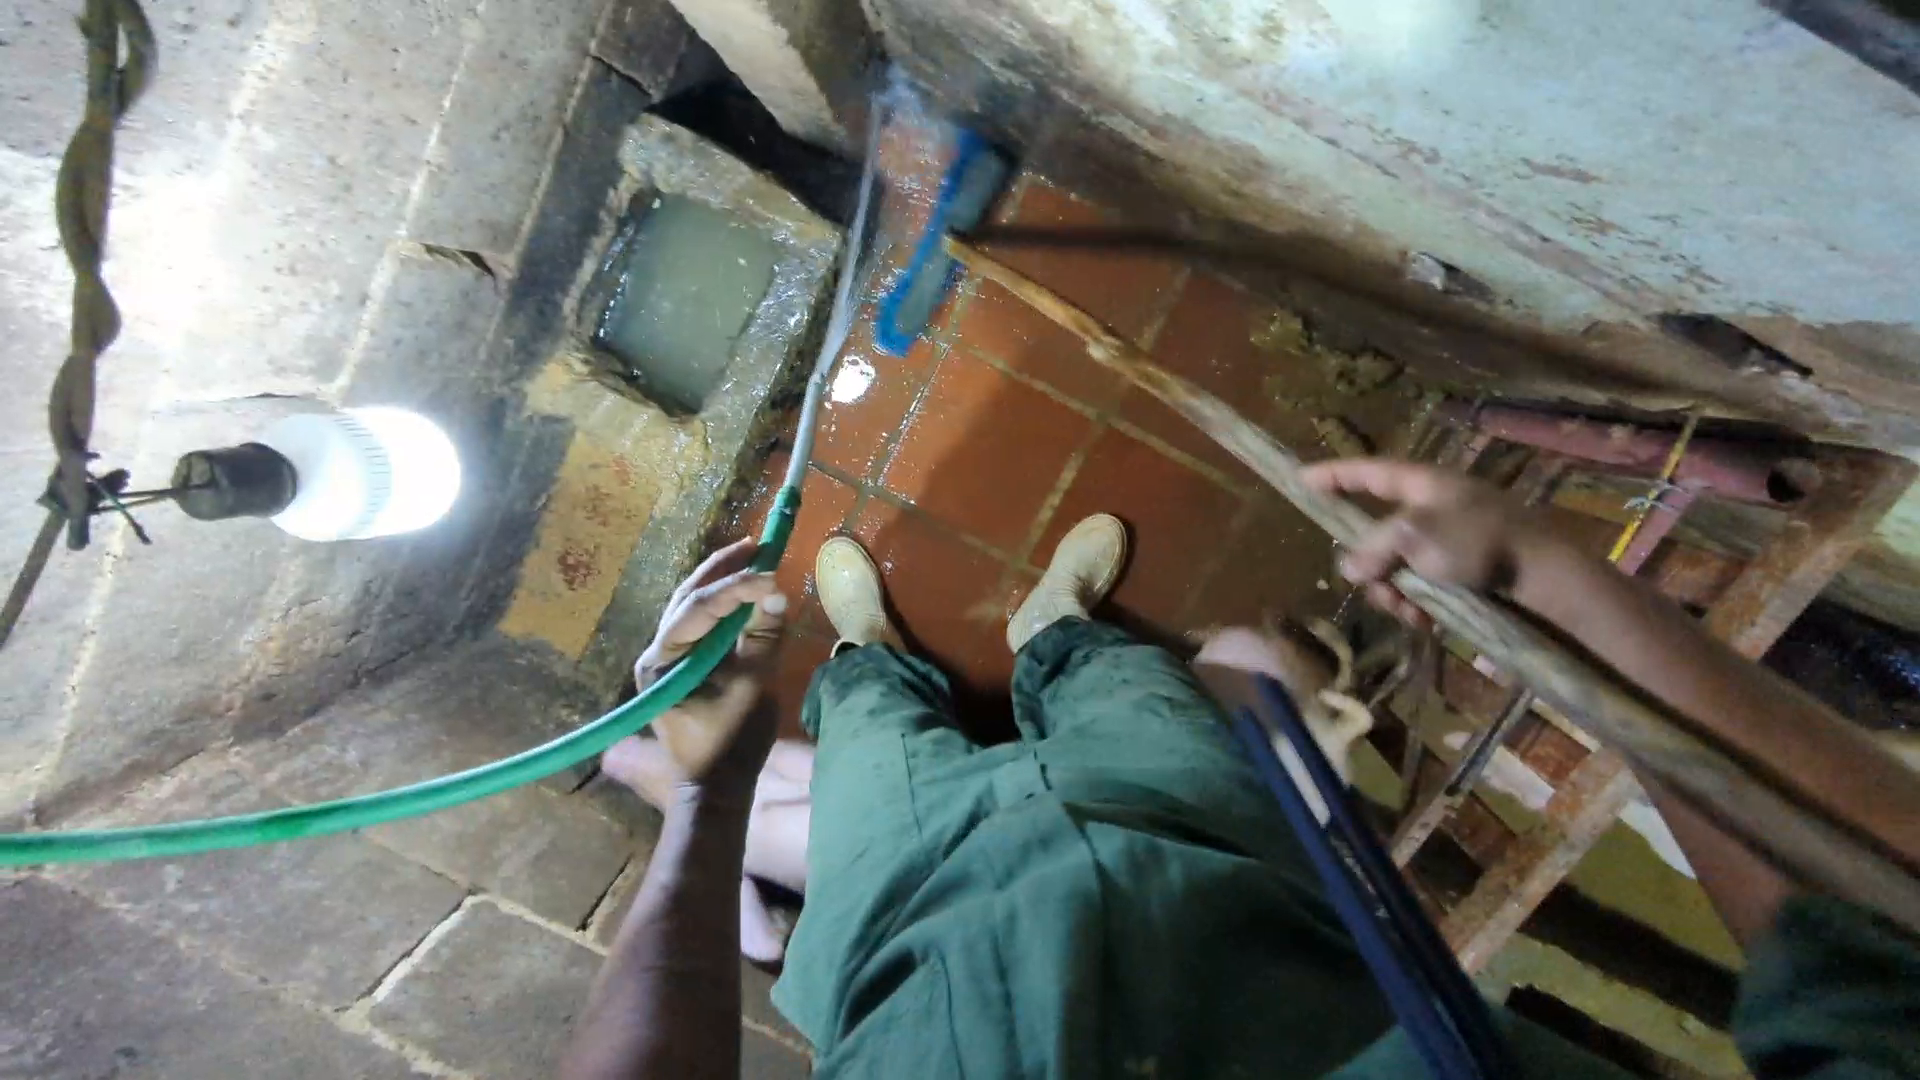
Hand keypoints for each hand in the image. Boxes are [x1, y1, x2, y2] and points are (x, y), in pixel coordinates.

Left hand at [619, 538, 786, 799]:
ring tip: (752, 557)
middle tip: (757, 547)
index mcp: (664, 662)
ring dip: (722, 580)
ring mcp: (668, 657)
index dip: (735, 588)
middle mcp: (657, 653)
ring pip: (692, 605)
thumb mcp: (754, 686)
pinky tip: (745, 590)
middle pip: (688, 597)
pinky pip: (701, 622)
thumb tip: (777, 595)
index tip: (771, 574)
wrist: (716, 785)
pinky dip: (723, 603)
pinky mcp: (684, 663)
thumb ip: (763, 637)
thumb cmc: (732, 741)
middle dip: (723, 569)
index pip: (698, 609)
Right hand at [1301, 458, 1547, 626]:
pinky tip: (1425, 620)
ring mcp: (1449, 542)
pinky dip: (1415, 603)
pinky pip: (1420, 585)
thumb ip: (1373, 547)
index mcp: (1425, 485)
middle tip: (1369, 584)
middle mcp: (1433, 510)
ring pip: (1395, 566)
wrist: (1550, 582)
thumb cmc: (1481, 543)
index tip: (1300, 478)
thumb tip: (1349, 568)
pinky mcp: (1462, 573)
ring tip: (1407, 611)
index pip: (1368, 473)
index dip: (1333, 475)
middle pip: (1377, 532)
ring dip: (1392, 591)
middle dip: (1370, 564)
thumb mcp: (1415, 537)